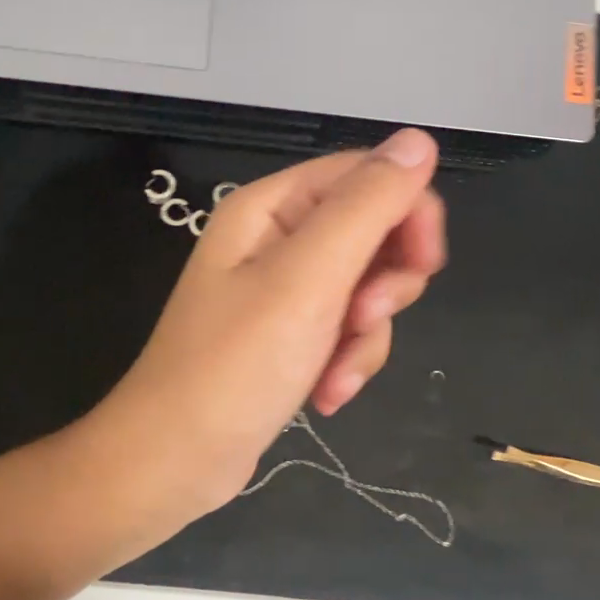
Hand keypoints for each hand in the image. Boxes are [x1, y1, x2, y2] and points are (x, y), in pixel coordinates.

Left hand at [98, 129, 446, 515]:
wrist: (176, 459)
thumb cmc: (234, 366)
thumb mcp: (306, 280)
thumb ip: (366, 207)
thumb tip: (419, 140)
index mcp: (272, 207)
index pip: (368, 176)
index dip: (408, 212)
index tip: (423, 265)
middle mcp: (277, 239)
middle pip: (373, 234)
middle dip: (384, 285)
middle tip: (362, 320)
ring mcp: (283, 292)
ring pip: (368, 291)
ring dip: (365, 337)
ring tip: (334, 375)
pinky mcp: (290, 337)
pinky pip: (346, 332)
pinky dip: (346, 363)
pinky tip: (326, 395)